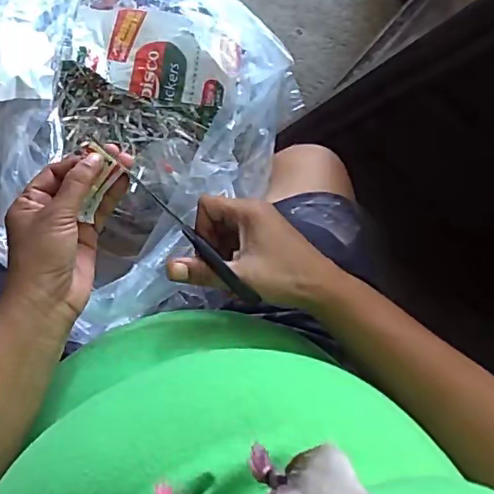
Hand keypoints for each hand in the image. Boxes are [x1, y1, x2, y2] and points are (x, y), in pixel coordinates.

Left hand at [3, 146, 130, 327]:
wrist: (48, 301)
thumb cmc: (42, 255)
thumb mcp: (55, 215)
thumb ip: (77, 185)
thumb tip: (94, 158)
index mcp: (30, 202)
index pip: (55, 172)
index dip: (77, 161)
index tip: (99, 152)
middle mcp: (48, 210)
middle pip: (74, 181)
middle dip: (95, 167)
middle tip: (119, 152)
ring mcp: (68, 224)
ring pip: (89, 194)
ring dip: (106, 179)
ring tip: (127, 162)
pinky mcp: (85, 237)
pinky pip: (98, 211)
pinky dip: (110, 197)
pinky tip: (123, 182)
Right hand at [165, 195, 352, 310]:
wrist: (324, 288)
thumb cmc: (283, 277)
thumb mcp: (239, 276)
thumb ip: (202, 271)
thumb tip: (169, 267)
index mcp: (247, 210)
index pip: (206, 204)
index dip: (200, 228)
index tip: (209, 254)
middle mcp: (255, 208)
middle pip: (216, 215)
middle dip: (212, 242)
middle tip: (220, 267)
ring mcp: (265, 219)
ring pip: (228, 227)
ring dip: (224, 249)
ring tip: (234, 272)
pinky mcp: (271, 231)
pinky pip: (242, 233)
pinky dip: (237, 250)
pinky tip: (246, 271)